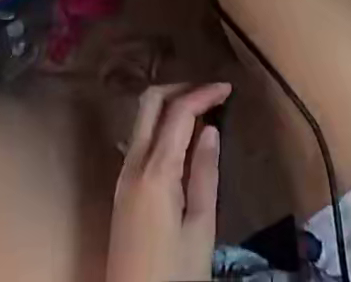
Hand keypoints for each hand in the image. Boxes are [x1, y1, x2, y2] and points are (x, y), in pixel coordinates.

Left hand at [105, 82, 230, 281]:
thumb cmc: (175, 276)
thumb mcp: (201, 229)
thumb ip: (205, 174)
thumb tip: (210, 130)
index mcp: (155, 171)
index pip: (178, 111)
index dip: (204, 93)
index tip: (228, 88)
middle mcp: (132, 164)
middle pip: (150, 102)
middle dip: (182, 88)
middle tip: (212, 93)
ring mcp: (123, 175)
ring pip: (143, 118)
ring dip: (171, 104)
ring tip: (203, 111)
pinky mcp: (122, 189)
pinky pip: (140, 139)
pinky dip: (162, 125)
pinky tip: (184, 138)